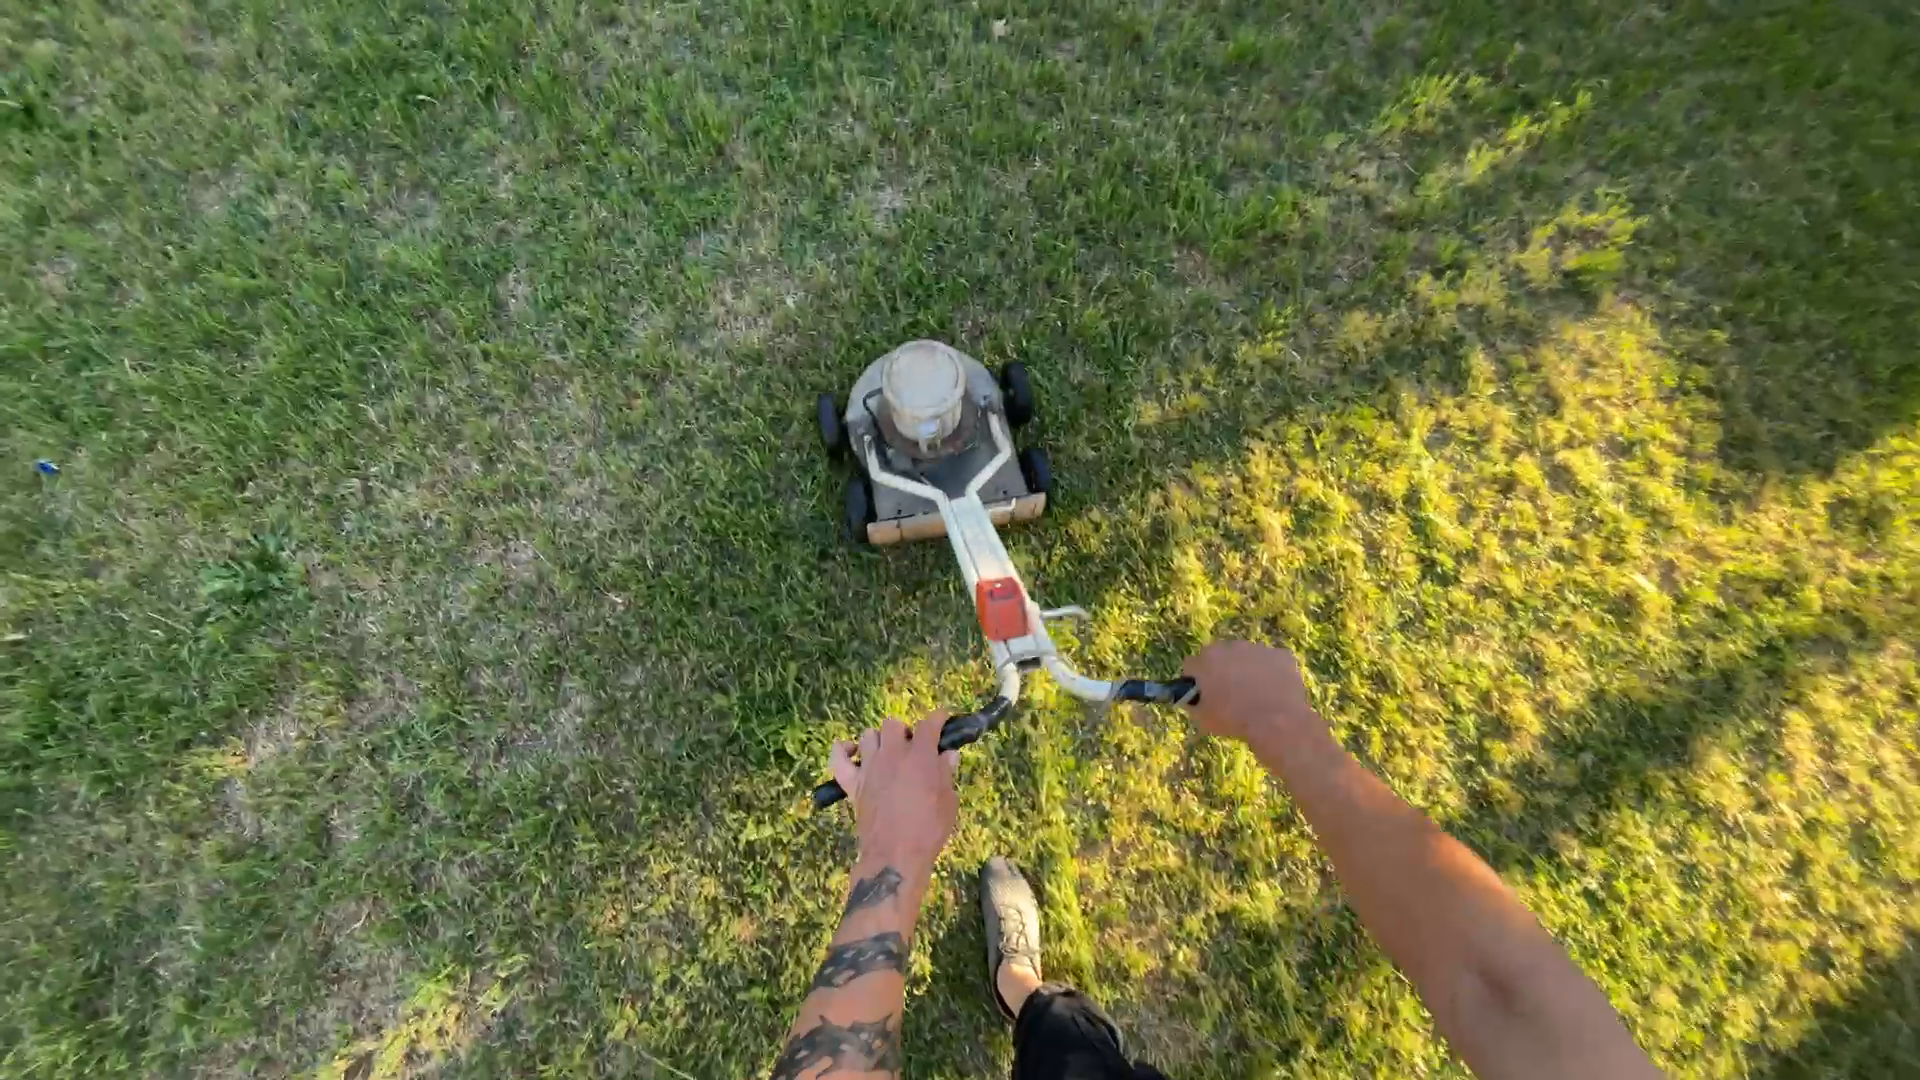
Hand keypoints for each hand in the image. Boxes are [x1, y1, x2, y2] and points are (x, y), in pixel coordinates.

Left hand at [828, 712, 959, 877]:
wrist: (895, 857)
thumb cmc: (928, 830)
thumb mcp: (948, 802)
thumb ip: (946, 774)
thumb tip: (948, 755)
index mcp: (920, 756)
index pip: (929, 724)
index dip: (938, 718)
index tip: (943, 721)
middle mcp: (892, 754)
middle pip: (893, 725)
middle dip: (904, 732)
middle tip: (912, 750)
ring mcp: (869, 767)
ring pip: (868, 735)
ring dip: (879, 741)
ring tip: (887, 754)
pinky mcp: (852, 784)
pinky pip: (838, 759)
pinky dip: (842, 751)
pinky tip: (852, 752)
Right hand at [1182, 640, 1328, 749]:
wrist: (1276, 722)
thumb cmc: (1233, 720)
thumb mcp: (1203, 717)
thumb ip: (1194, 702)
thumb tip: (1194, 699)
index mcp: (1206, 659)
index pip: (1193, 665)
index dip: (1197, 680)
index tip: (1204, 694)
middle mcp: (1230, 647)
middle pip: (1221, 656)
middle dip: (1223, 670)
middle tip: (1230, 693)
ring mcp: (1257, 648)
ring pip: (1248, 657)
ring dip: (1248, 669)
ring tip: (1255, 694)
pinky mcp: (1281, 655)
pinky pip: (1272, 662)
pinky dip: (1272, 673)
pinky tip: (1274, 691)